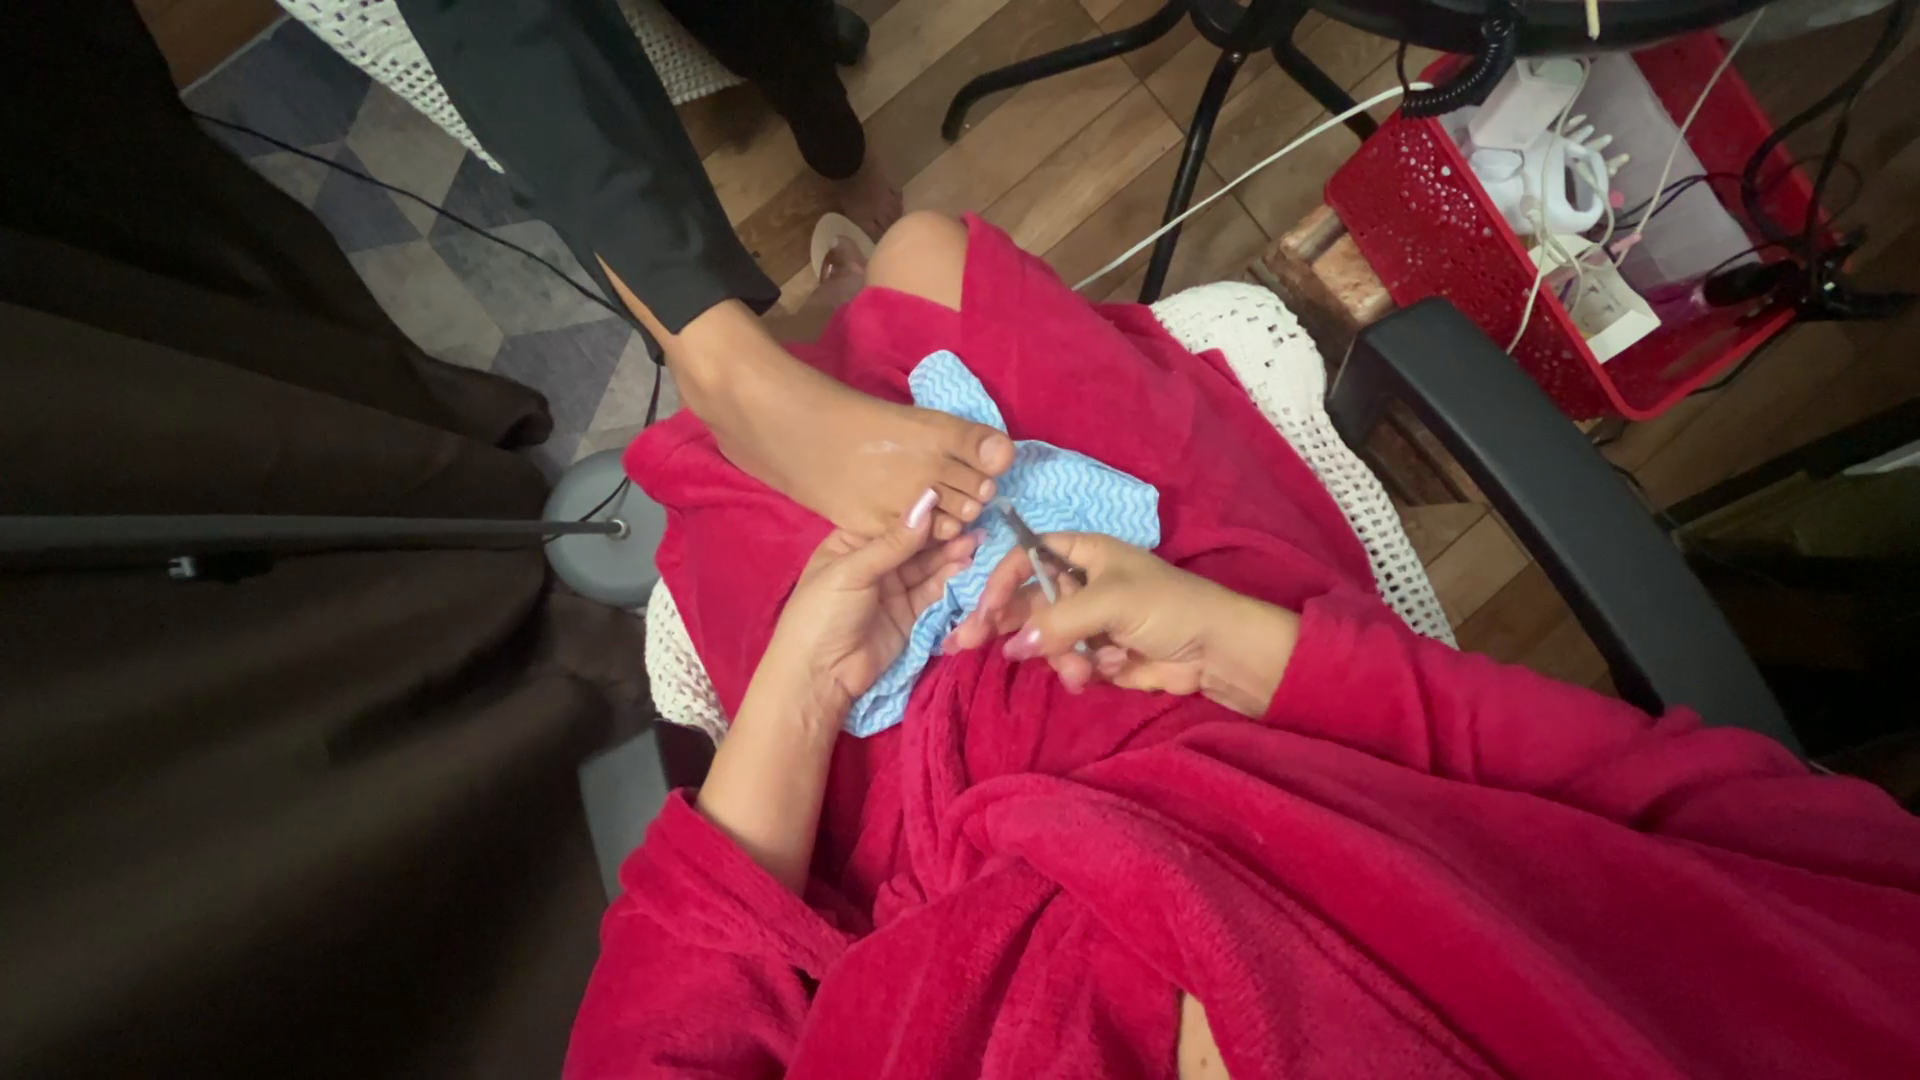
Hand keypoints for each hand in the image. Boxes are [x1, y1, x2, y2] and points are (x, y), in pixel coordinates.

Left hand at [754, 489, 978, 720]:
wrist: (818, 676)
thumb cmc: (822, 614)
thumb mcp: (852, 571)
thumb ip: (893, 542)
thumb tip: (926, 504)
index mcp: (851, 543)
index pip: (893, 521)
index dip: (921, 513)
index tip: (953, 502)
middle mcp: (875, 562)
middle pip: (914, 544)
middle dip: (943, 534)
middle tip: (974, 521)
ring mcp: (893, 589)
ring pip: (927, 567)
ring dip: (951, 555)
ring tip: (978, 542)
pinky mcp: (909, 615)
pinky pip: (933, 593)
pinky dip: (950, 581)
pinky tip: (967, 566)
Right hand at [942, 534, 1299, 716]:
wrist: (1217, 651)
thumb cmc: (1168, 606)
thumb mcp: (1112, 601)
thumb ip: (1060, 620)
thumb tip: (1014, 645)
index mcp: (1082, 553)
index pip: (1026, 558)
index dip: (1000, 583)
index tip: (984, 613)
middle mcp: (1078, 583)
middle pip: (1025, 601)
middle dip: (1002, 626)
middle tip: (963, 646)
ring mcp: (1086, 620)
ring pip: (1044, 639)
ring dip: (1059, 657)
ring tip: (1085, 671)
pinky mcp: (1096, 654)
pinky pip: (1066, 662)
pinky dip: (1079, 671)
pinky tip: (1102, 673)